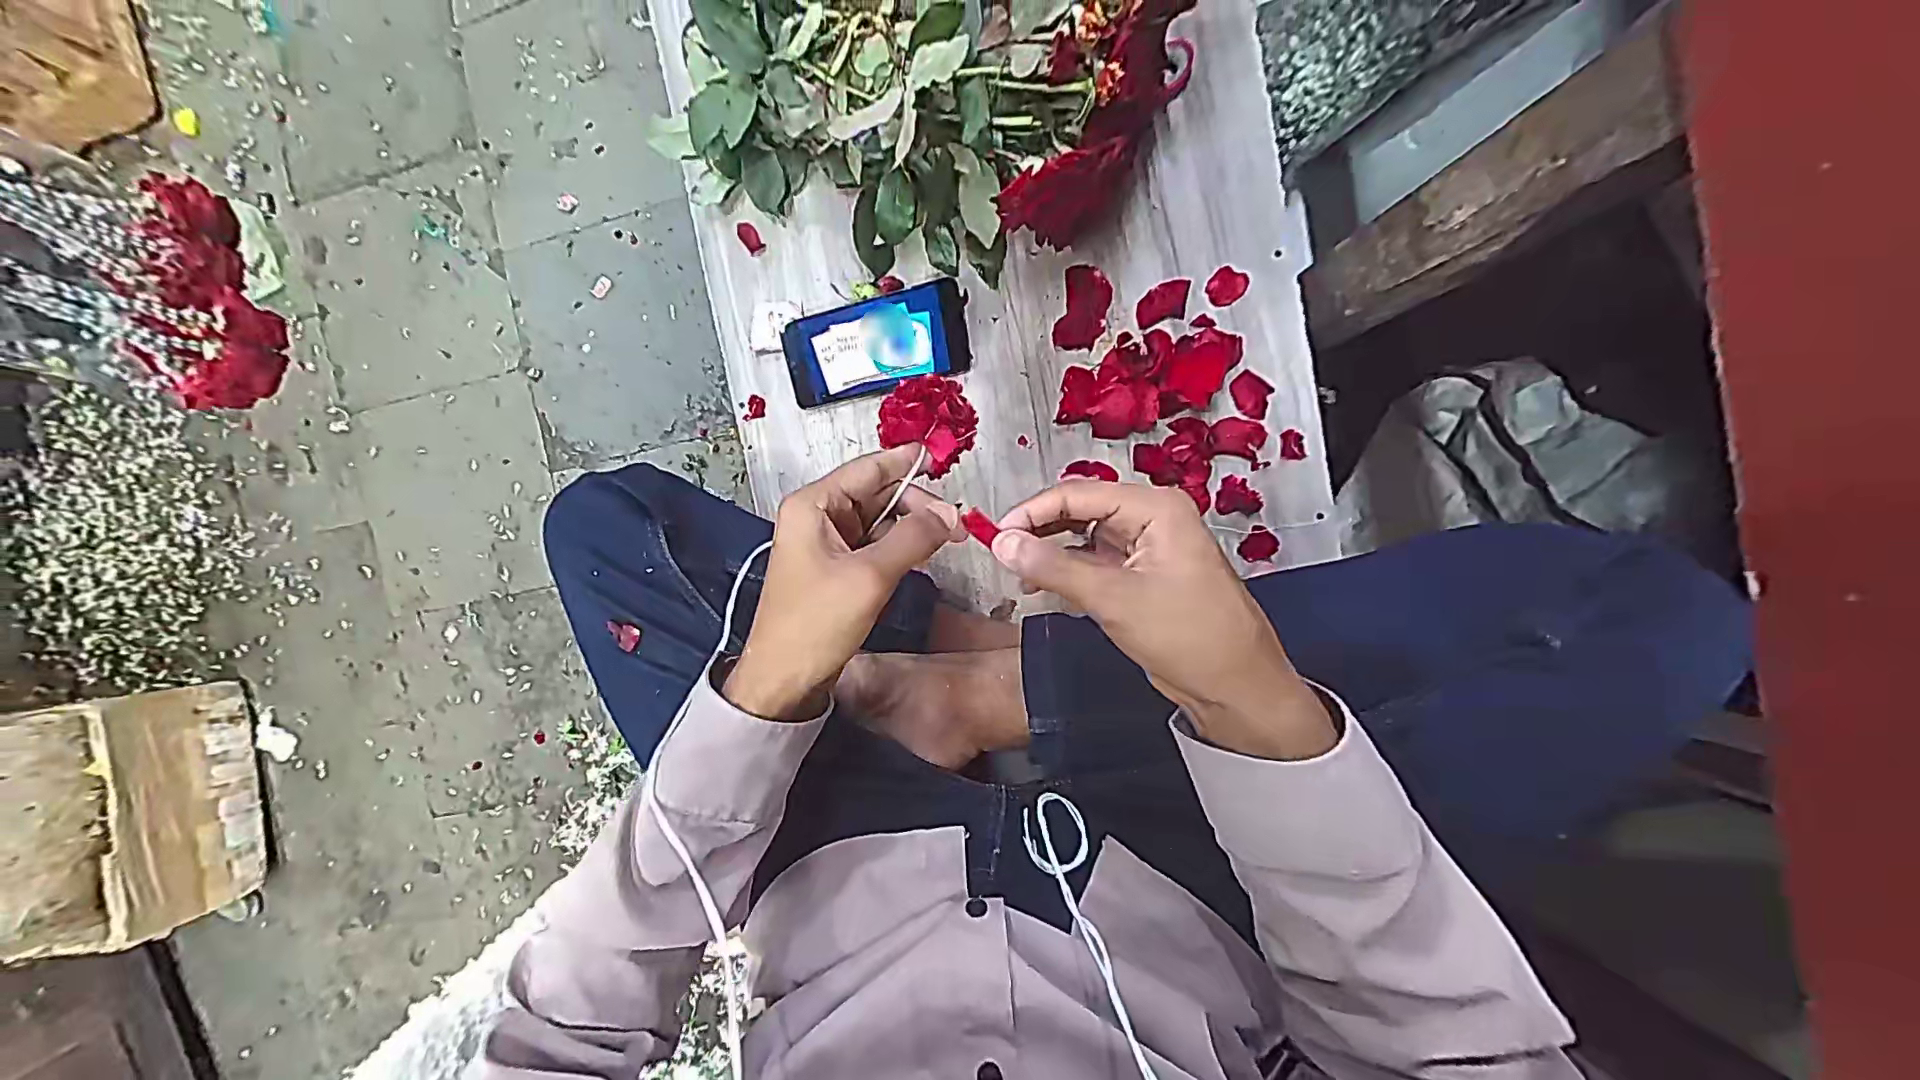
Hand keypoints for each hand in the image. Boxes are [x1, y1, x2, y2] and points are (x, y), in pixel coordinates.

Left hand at [724, 445, 962, 720]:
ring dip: (911, 526)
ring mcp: (826, 543)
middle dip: (916, 503)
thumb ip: (913, 538)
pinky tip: (922, 553)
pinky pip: (875, 544)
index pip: (867, 469)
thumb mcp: (870, 575)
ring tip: (946, 536)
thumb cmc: (812, 626)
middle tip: (953, 520)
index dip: (904, 462)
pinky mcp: (836, 567)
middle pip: (876, 494)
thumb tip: (948, 513)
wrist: (785, 679)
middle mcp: (817, 518)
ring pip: (879, 520)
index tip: (936, 455)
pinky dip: (900, 546)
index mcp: (812, 506)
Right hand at [991, 481, 1335, 759]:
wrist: (1234, 687)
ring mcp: (1146, 546)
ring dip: (1050, 550)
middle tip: (1003, 552)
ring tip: (1017, 572)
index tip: (997, 534)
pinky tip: (1042, 584)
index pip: (1079, 493)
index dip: (1033, 511)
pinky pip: (1094, 560)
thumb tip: (1002, 543)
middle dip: (1039, 528)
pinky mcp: (1140, 573)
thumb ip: (1052, 567)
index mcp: (1156, 507)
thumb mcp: (1113, 598)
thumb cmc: (1188, 637)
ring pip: (1084, 536)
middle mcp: (1151, 518)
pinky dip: (1067, 570)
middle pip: (1080, 510)